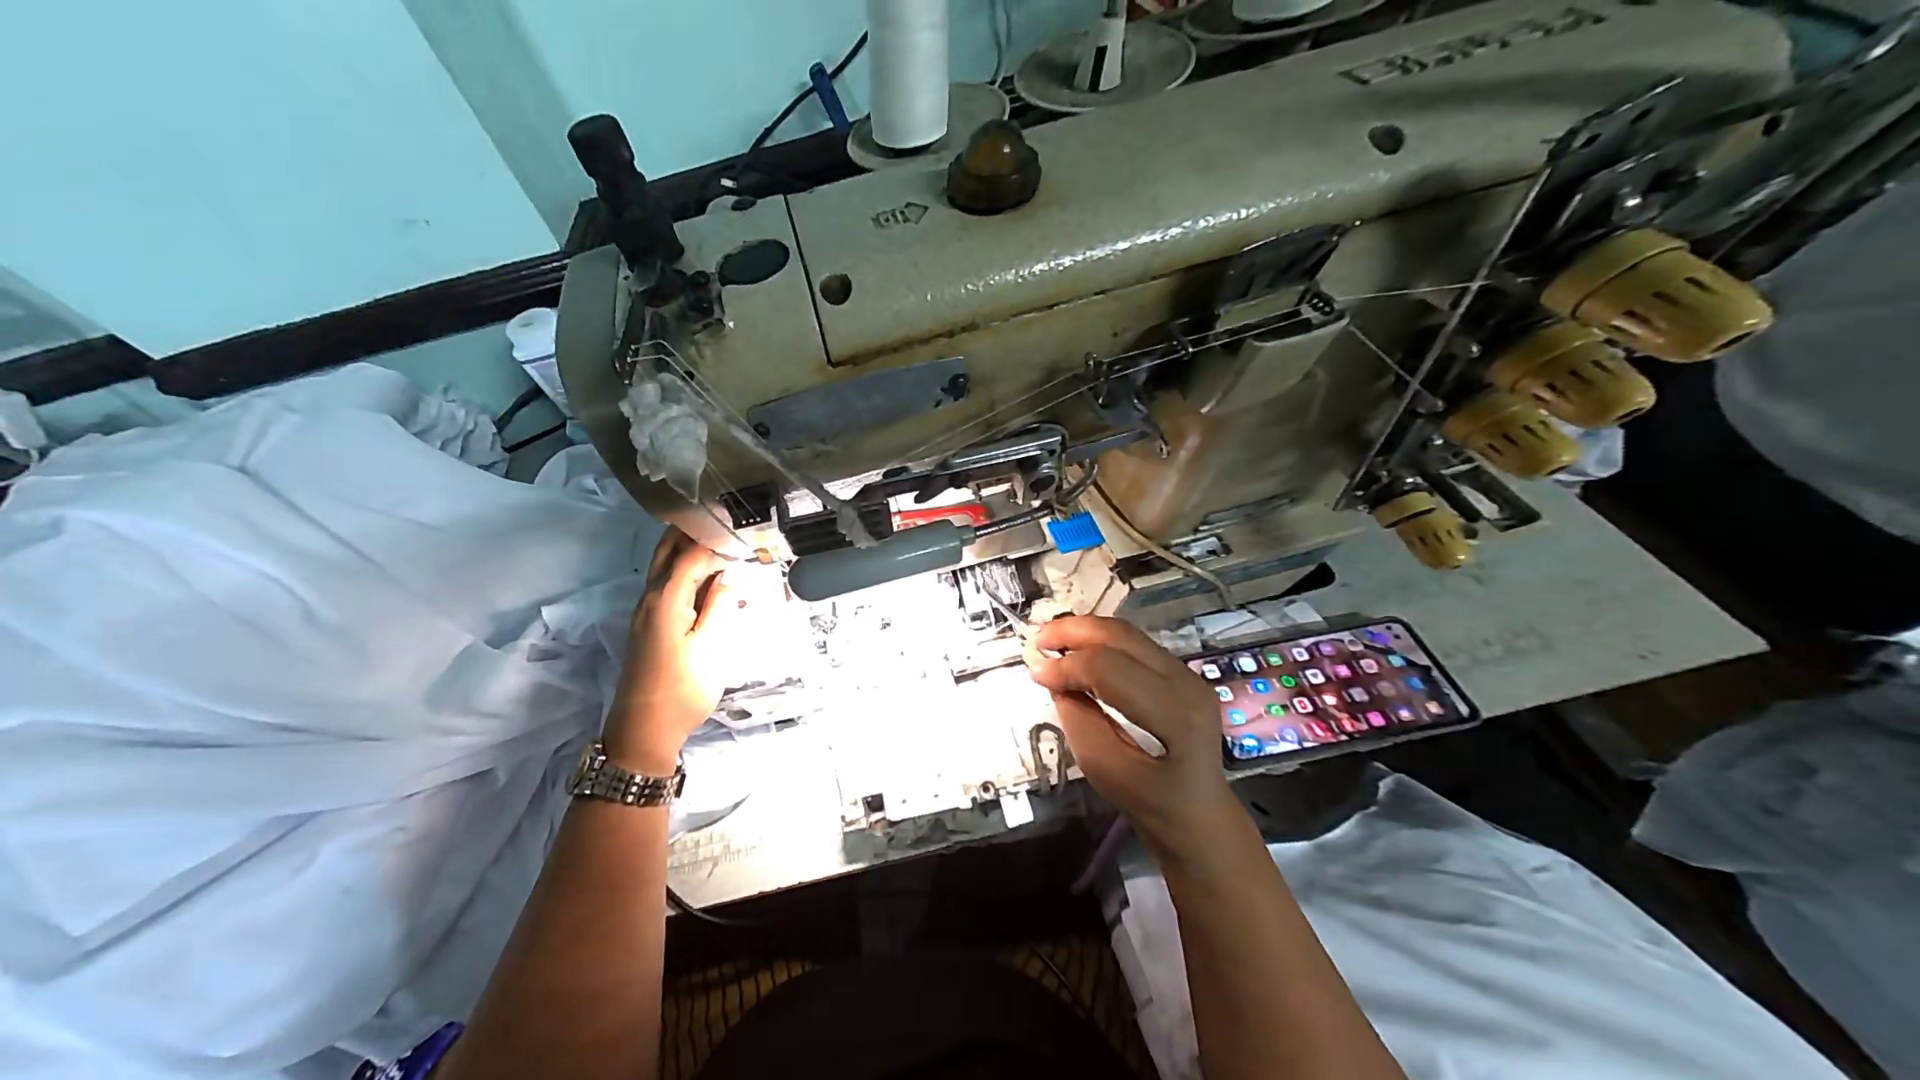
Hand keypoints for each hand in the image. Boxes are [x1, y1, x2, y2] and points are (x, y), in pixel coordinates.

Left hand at [605, 528, 741, 773]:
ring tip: (720, 539)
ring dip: (687, 549)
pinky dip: (685, 569)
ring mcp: (646, 611)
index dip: (714, 538)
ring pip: (664, 566)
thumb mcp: (710, 649)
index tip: (741, 526)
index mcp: (665, 599)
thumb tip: (727, 576)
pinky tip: (706, 573)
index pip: (690, 554)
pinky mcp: (650, 624)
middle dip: (692, 532)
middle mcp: (650, 598)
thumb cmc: (681, 691)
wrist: (644, 731)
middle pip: (667, 551)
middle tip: (725, 520)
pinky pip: (666, 583)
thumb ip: (719, 607)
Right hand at [1028, 616, 1240, 853]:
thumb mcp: (1104, 771)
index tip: (1034, 672)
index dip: (1067, 665)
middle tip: (1035, 639)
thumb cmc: (1151, 803)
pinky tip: (1077, 650)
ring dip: (1085, 631)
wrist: (1199, 814)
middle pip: (1121, 637)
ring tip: (1050, 640)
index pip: (1110, 669)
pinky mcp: (1181, 672)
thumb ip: (1077, 721)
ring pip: (1127, 634)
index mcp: (1174, 714)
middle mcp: (1186, 682)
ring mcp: (1187, 673)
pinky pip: (1134, 645)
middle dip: (1072, 631)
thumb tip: (1053, 678)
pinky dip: (1100, 641)